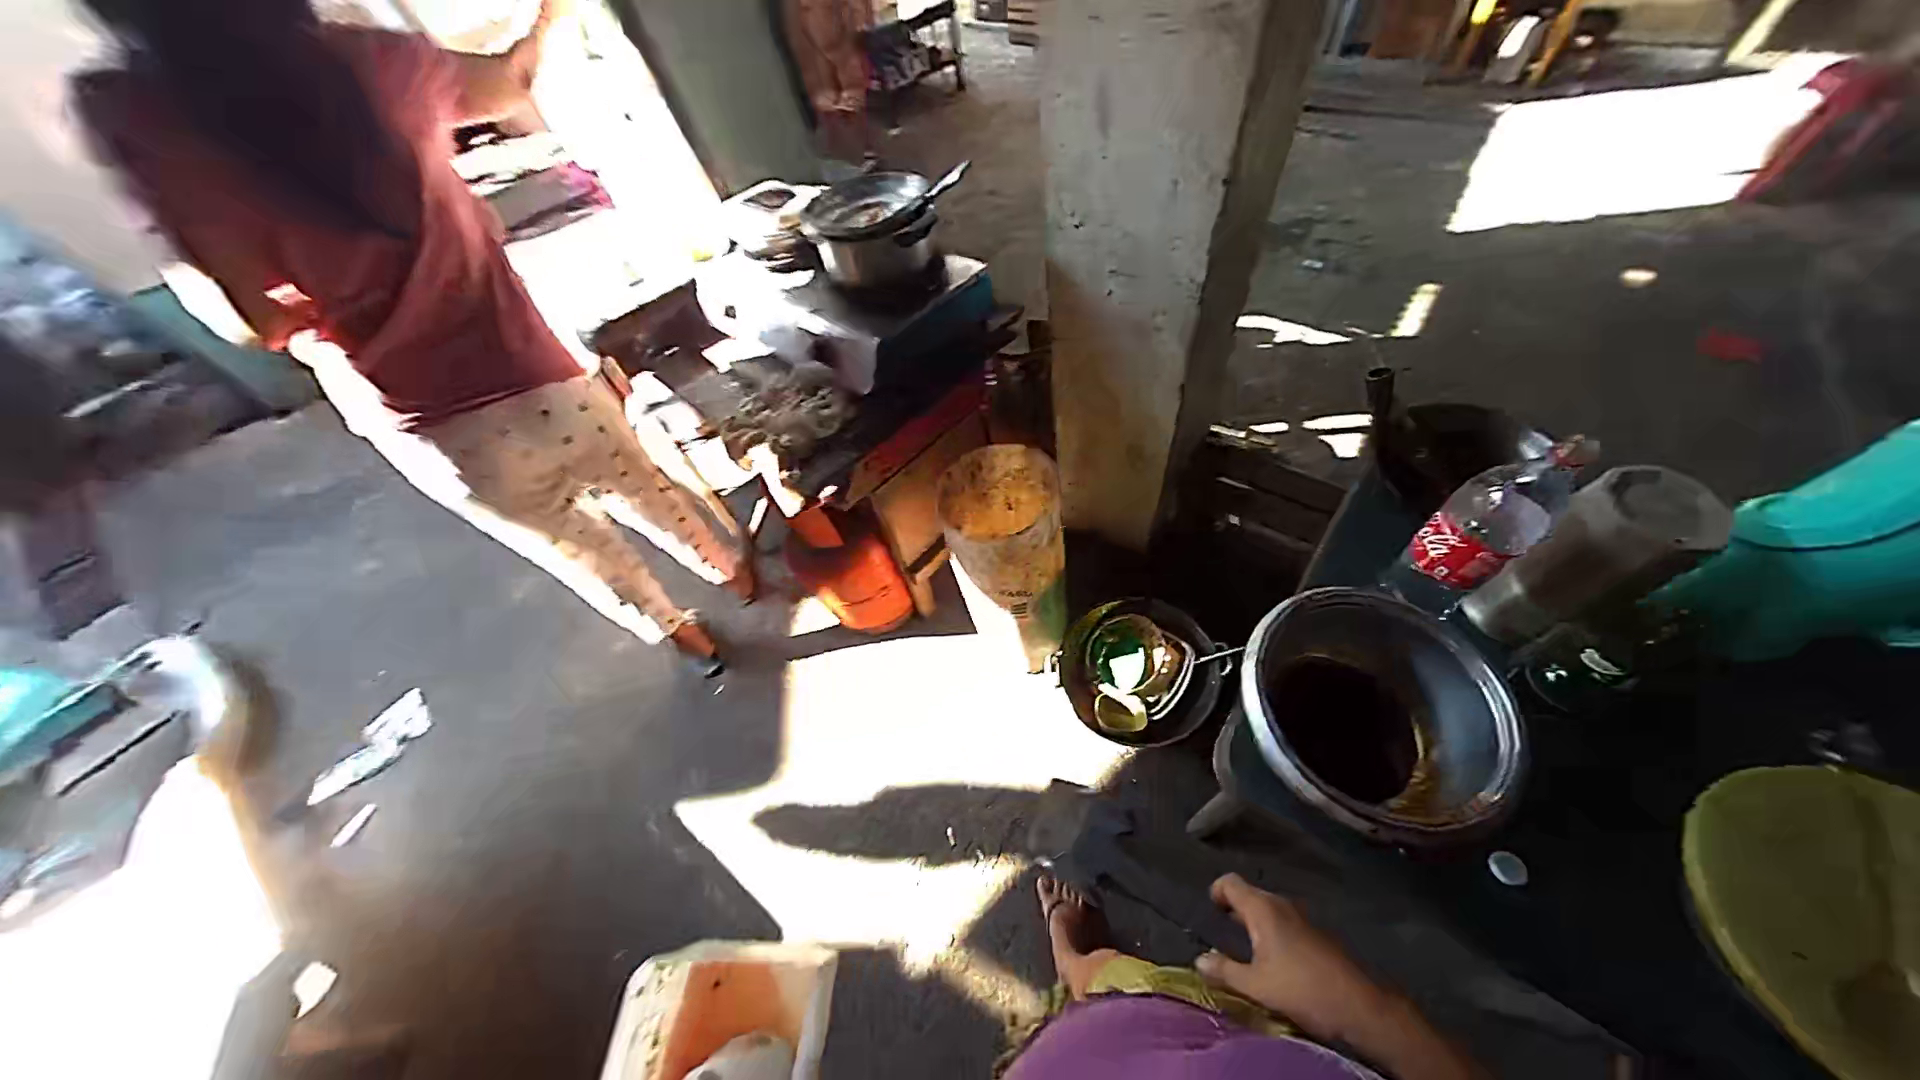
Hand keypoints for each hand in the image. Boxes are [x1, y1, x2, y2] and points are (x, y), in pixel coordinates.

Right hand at [1196, 874, 1481, 1079]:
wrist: (1363, 1008)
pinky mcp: (1317, 935)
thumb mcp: (1257, 986)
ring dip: (1255, 923)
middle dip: (1234, 909)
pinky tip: (1275, 961)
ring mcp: (1302, 919)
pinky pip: (1285, 923)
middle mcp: (1281, 905)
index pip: (1230, 882)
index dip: (1216, 891)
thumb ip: (1225, 971)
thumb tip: (1199, 959)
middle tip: (1223, 931)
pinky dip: (1274, 933)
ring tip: (1247, 948)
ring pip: (1269, 910)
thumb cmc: (1303, 989)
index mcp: (1262, 908)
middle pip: (1249, 895)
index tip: (1210, 911)